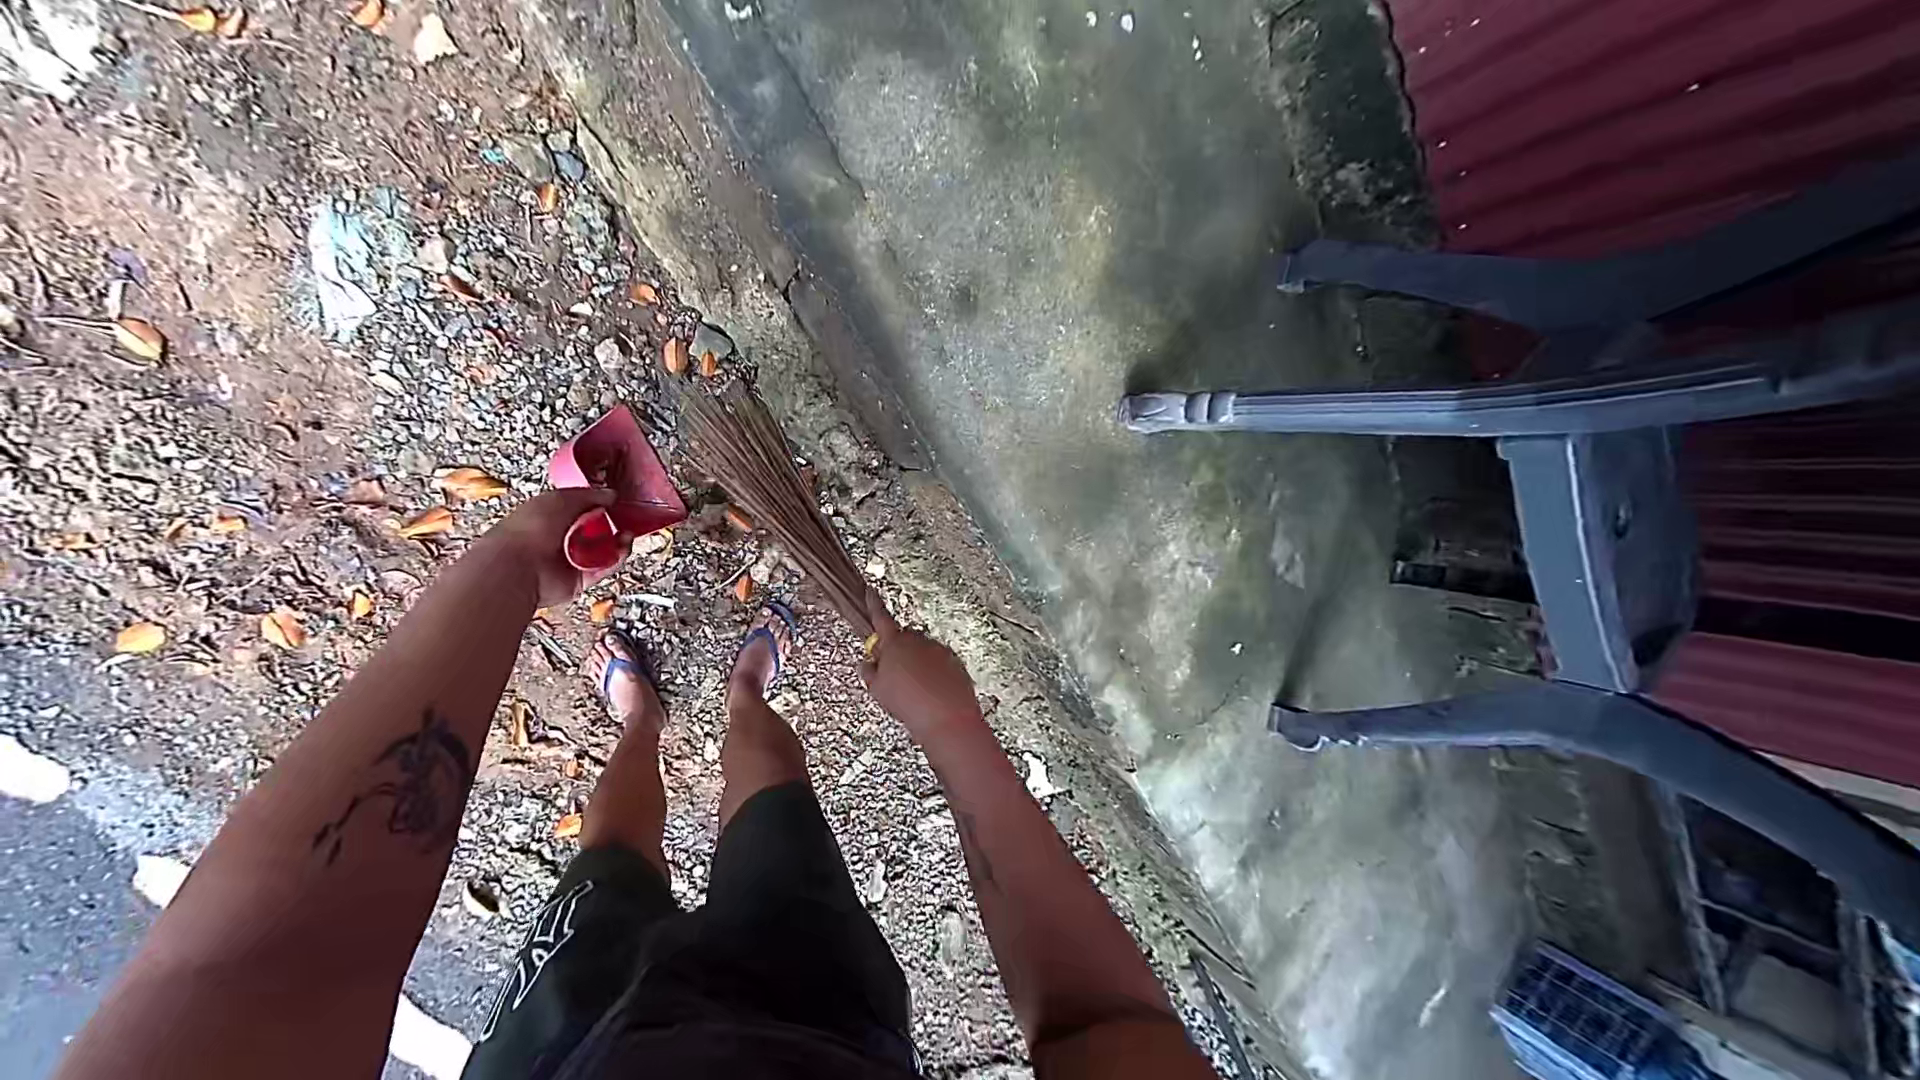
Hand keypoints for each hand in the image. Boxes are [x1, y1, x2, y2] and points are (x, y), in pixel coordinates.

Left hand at [484, 487, 618, 608]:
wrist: (518, 568)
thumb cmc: (528, 530)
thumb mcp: (560, 499)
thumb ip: (588, 495)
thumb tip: (610, 494)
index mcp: (551, 514)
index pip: (583, 507)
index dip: (601, 503)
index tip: (617, 500)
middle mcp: (561, 537)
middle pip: (598, 528)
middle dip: (614, 523)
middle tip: (626, 519)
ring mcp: (572, 558)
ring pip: (605, 548)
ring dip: (619, 541)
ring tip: (626, 534)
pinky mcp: (581, 578)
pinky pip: (606, 567)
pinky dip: (616, 558)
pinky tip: (622, 548)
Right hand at [857, 590, 984, 741]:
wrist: (945, 717)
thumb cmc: (908, 703)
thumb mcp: (877, 689)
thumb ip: (870, 671)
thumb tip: (867, 663)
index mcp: (895, 642)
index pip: (880, 617)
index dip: (873, 603)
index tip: (870, 591)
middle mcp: (918, 639)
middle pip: (903, 637)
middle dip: (897, 650)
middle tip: (893, 674)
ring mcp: (938, 648)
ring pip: (922, 650)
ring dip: (917, 663)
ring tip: (914, 690)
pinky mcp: (954, 659)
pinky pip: (939, 661)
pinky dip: (934, 671)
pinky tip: (931, 691)